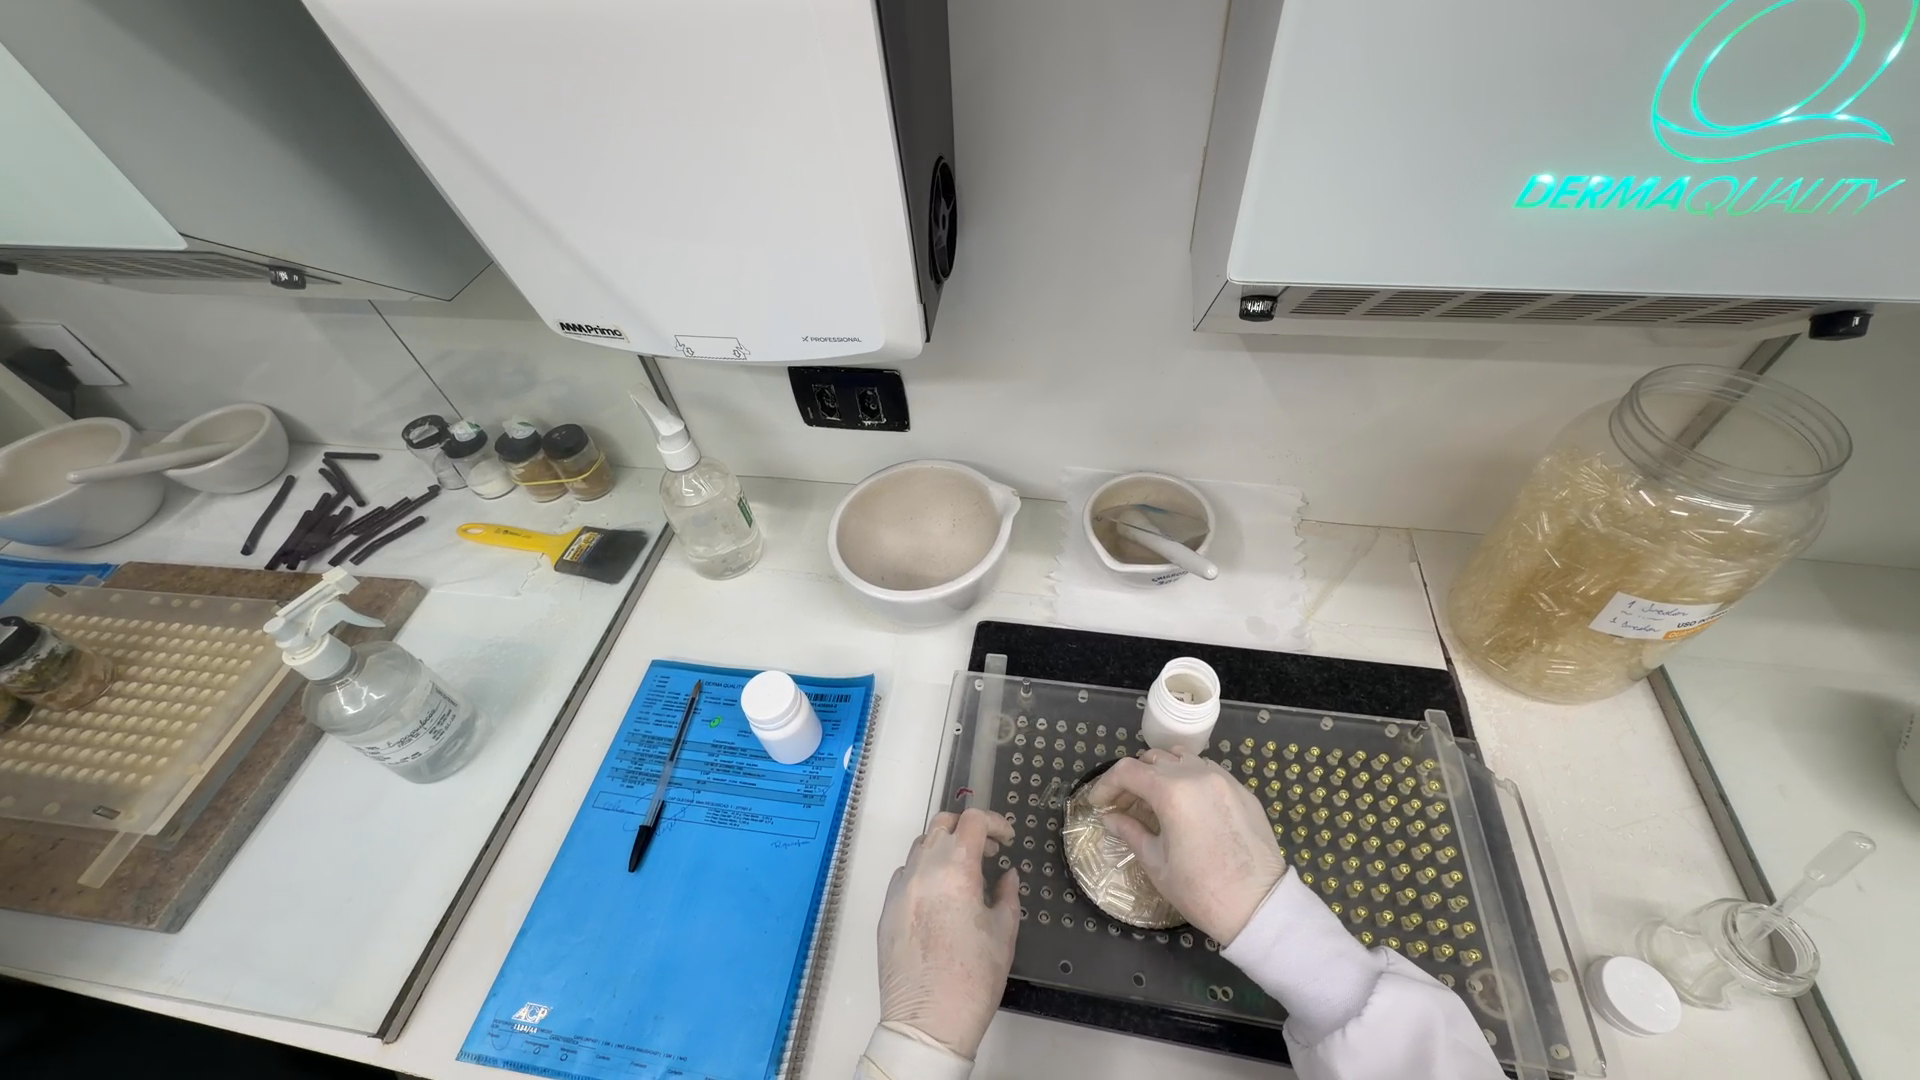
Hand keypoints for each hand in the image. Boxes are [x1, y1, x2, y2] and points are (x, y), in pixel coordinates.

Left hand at [877, 808, 1020, 1058]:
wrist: (927, 1021)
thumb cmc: (974, 977)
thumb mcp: (1004, 933)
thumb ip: (1007, 894)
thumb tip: (1007, 875)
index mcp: (955, 868)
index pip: (973, 820)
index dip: (995, 823)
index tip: (1007, 841)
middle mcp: (923, 867)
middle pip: (942, 823)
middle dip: (967, 829)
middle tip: (986, 852)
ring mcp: (900, 886)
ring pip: (921, 845)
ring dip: (944, 848)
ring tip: (962, 874)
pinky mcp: (886, 907)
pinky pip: (905, 873)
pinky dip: (924, 871)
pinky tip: (937, 896)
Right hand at [1083, 747, 1286, 944]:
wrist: (1260, 908)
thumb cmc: (1201, 890)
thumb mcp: (1156, 863)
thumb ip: (1130, 831)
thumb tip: (1110, 819)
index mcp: (1171, 791)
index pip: (1127, 772)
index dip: (1106, 785)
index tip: (1098, 804)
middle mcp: (1197, 774)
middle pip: (1153, 760)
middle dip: (1132, 780)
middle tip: (1124, 806)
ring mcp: (1223, 779)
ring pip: (1181, 758)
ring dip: (1161, 772)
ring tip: (1155, 800)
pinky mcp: (1242, 790)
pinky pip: (1207, 770)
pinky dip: (1188, 777)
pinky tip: (1187, 804)